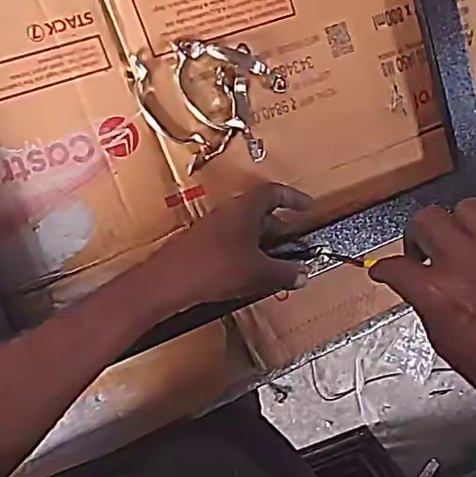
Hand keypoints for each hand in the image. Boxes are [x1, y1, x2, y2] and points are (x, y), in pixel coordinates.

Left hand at [140, 183, 313, 313]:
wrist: (167, 283)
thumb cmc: (213, 268)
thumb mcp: (259, 272)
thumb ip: (286, 273)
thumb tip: (302, 274)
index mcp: (245, 209)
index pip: (275, 193)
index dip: (294, 199)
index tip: (308, 207)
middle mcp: (228, 213)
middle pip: (261, 212)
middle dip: (281, 227)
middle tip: (295, 242)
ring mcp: (212, 229)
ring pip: (246, 229)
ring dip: (264, 243)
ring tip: (276, 263)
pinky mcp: (201, 246)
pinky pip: (232, 243)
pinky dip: (247, 254)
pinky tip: (250, 276)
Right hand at [369, 200, 475, 425]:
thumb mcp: (447, 343)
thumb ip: (427, 303)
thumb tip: (419, 286)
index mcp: (439, 292)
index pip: (396, 265)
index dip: (387, 268)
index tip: (389, 268)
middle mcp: (470, 262)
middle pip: (426, 219)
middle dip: (420, 234)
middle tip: (428, 247)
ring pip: (470, 209)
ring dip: (462, 227)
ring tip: (470, 245)